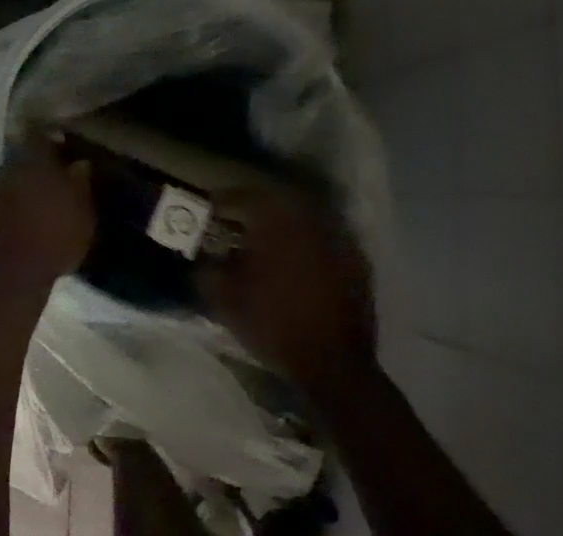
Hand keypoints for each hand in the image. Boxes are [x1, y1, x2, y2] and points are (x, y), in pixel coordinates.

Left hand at [0, 133, 94, 292]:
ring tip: (17, 221)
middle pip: (14, 166)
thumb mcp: (82, 217)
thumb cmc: (53, 244)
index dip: (46, 143)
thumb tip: (78, 164)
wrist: (7, 277)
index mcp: (32, 165)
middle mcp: (1, 170)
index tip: (54, 151)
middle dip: (25, 177)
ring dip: (5, 198)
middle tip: (38, 197)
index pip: (38, 138)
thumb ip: (79, 186)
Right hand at [194, 188, 377, 395]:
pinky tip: (296, 262)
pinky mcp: (357, 267)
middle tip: (240, 220)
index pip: (250, 196)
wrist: (334, 367)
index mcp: (279, 228)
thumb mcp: (225, 299)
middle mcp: (313, 227)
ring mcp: (340, 246)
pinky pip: (327, 241)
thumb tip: (204, 255)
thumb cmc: (274, 326)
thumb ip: (209, 269)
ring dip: (286, 224)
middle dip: (259, 208)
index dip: (229, 199)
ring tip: (268, 241)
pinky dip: (308, 244)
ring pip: (307, 220)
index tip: (214, 207)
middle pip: (282, 202)